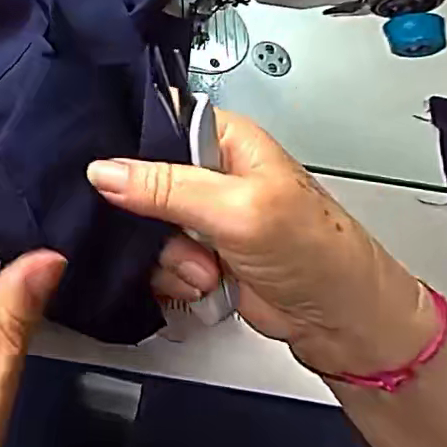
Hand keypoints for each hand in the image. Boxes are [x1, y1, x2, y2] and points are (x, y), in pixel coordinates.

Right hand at [87, 108, 435, 377]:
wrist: (345, 325)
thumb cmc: (321, 254)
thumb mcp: (240, 210)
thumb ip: (167, 187)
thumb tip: (101, 171)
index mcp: (222, 139)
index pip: (154, 121)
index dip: (126, 144)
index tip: (109, 175)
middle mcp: (206, 172)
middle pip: (136, 177)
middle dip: (147, 216)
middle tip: (174, 232)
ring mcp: (196, 213)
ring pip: (139, 223)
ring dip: (164, 253)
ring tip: (204, 267)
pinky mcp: (190, 249)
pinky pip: (149, 255)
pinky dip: (168, 274)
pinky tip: (200, 282)